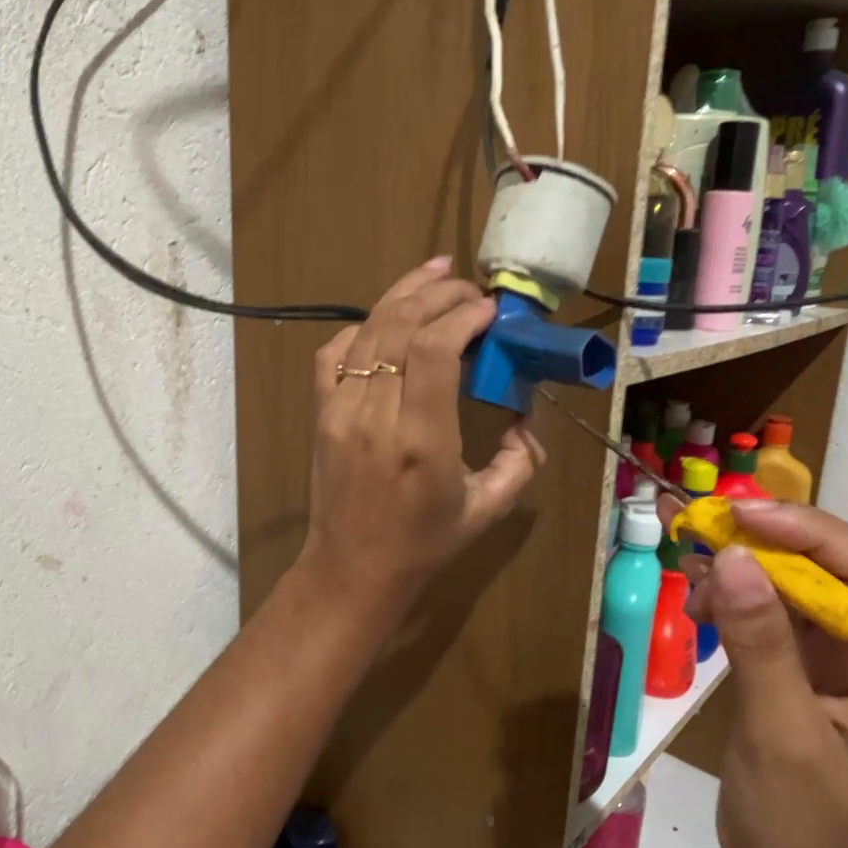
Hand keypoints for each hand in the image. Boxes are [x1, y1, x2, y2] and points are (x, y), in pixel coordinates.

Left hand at [297, 257, 544, 617]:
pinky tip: (386, 319)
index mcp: (421, 440)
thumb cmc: (424, 545)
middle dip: (437, 294)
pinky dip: (360, 328)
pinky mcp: (321, 414)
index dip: (462, 316)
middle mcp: (375, 416)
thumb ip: (519, 462)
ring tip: (435, 275)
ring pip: (365, 330)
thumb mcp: (487, 509)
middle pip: (398, 325)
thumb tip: (527, 420)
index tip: (490, 310)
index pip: (433, 349)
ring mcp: (340, 411)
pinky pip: (333, 354)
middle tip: (469, 288)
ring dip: (402, 295)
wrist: (352, 572)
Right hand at [659, 496, 847, 847]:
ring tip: (699, 573)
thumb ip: (762, 645)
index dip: (808, 530)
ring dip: (755, 574)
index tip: (738, 514)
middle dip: (776, 545)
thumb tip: (737, 557)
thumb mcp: (781, 739)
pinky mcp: (821, 686)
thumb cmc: (806, 841)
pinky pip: (787, 625)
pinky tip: (708, 605)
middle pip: (843, 572)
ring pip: (810, 593)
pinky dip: (747, 607)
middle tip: (708, 531)